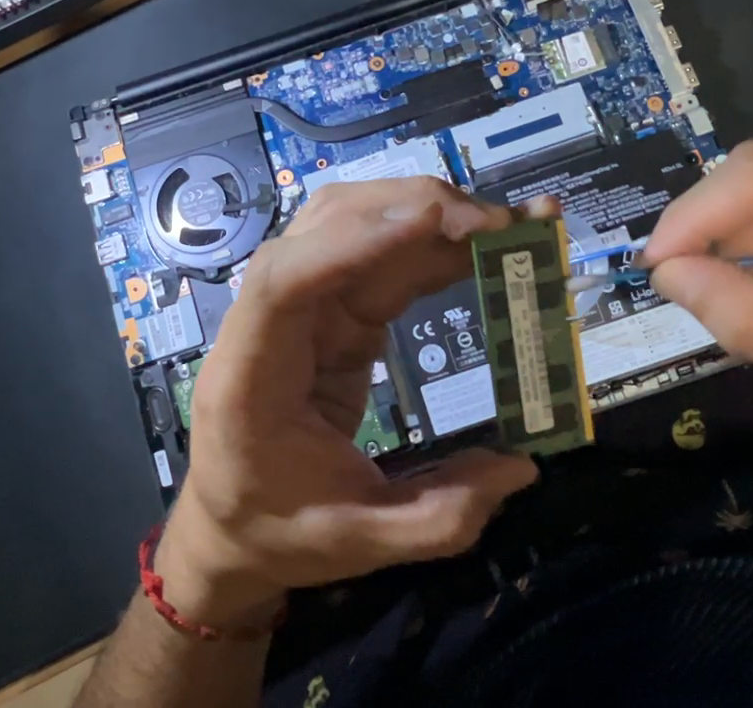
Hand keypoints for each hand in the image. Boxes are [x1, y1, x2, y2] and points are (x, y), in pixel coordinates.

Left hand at [154, 178, 543, 627]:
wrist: (230, 522)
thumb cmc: (276, 529)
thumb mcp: (358, 543)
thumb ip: (439, 517)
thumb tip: (522, 466)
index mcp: (249, 377)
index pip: (284, 284)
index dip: (352, 242)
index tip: (429, 221)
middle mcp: (268, 322)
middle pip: (323, 229)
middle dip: (410, 209)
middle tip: (497, 222)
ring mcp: (300, 308)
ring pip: (354, 225)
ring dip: (426, 211)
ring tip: (505, 225)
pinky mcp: (331, 311)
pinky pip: (380, 258)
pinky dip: (431, 243)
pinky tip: (482, 245)